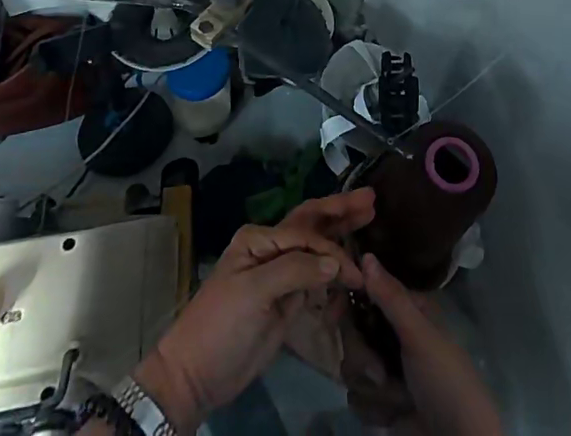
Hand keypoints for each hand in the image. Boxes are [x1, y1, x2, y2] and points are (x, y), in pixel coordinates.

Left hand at [133, 190, 376, 433]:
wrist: (198, 373)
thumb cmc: (221, 324)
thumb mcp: (254, 292)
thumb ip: (296, 270)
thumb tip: (337, 261)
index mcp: (259, 238)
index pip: (306, 233)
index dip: (332, 248)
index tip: (354, 272)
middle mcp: (272, 248)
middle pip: (312, 223)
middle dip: (341, 210)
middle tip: (372, 197)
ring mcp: (281, 273)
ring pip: (317, 245)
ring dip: (341, 231)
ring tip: (368, 213)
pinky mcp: (288, 298)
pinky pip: (317, 274)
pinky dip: (335, 265)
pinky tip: (352, 257)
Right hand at [345, 253, 503, 435]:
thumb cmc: (445, 381)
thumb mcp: (421, 337)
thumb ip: (391, 298)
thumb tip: (366, 255)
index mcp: (407, 311)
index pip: (366, 293)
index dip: (346, 302)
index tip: (333, 313)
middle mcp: (393, 335)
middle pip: (352, 333)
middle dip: (362, 358)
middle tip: (380, 374)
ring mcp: (386, 368)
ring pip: (350, 366)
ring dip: (371, 389)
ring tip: (398, 400)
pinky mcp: (379, 401)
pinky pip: (356, 397)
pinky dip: (374, 410)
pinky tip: (393, 418)